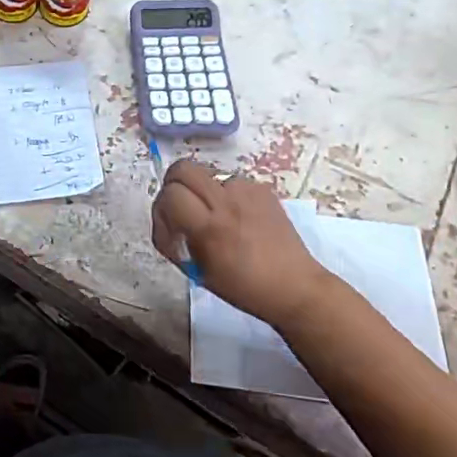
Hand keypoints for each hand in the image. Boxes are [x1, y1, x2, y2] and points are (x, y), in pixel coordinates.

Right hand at [151, 160, 335, 326]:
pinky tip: (234, 216)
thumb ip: (175, 242)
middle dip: (173, 186)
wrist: (295, 286)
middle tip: (180, 209)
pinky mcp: (262, 188)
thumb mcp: (198, 271)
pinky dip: (223, 193)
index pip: (170, 195)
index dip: (161, 211)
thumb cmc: (243, 288)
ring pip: (206, 172)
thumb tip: (165, 222)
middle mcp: (227, 201)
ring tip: (211, 215)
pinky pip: (229, 180)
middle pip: (182, 168)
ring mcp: (247, 190)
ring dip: (200, 190)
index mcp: (210, 227)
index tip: (170, 230)